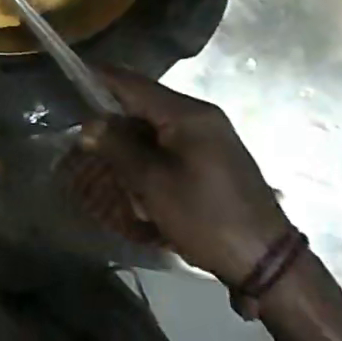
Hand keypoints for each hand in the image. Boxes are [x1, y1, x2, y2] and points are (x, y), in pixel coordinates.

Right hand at [66, 68, 291, 284]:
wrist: (270, 266)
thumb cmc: (206, 217)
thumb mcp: (153, 184)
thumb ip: (117, 147)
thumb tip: (88, 125)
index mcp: (188, 113)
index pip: (133, 83)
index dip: (100, 78)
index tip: (71, 74)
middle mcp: (201, 115)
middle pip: (144, 104)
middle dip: (115, 120)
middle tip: (87, 137)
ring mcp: (212, 136)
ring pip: (156, 126)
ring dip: (133, 144)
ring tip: (117, 171)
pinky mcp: (216, 158)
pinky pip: (173, 144)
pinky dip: (152, 156)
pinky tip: (144, 185)